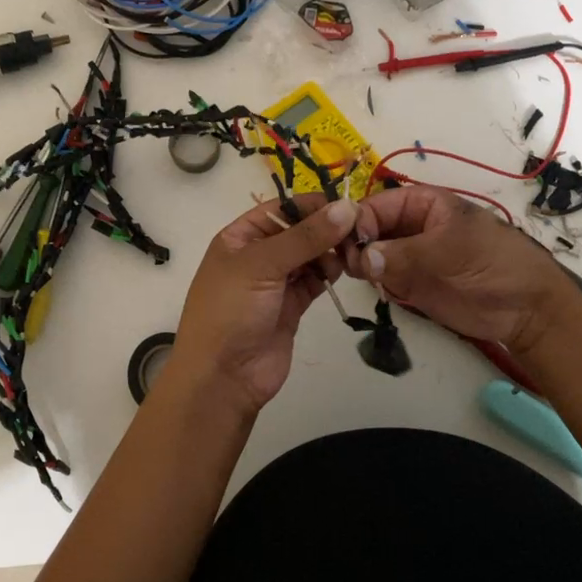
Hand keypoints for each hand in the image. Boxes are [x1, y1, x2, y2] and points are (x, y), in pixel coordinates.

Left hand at [166, 193, 356, 415]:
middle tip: (359, 232)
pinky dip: (329, 273)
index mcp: (239, 237)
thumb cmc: (231, 310)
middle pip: (299, 232)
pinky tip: (343, 270)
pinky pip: (315, 280)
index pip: (281, 209)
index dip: (313, 205)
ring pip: (310, 256)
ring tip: (352, 254)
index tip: (349, 205)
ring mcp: (275, 282)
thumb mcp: (262, 265)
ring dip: (330, 252)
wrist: (222, 377)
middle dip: (327, 229)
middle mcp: (257, 255)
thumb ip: (305, 237)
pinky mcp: (292, 306)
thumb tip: (346, 207)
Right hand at [343, 184, 568, 352]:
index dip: (358, 219)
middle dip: (353, 241)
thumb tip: (363, 258)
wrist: (526, 310)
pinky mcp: (407, 283)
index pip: (377, 204)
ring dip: (357, 261)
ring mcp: (407, 255)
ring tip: (353, 275)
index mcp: (421, 204)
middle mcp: (408, 226)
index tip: (345, 241)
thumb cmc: (494, 264)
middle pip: (367, 227)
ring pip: (368, 252)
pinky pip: (378, 276)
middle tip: (344, 262)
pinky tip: (366, 284)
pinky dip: (368, 279)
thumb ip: (405, 254)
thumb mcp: (451, 251)